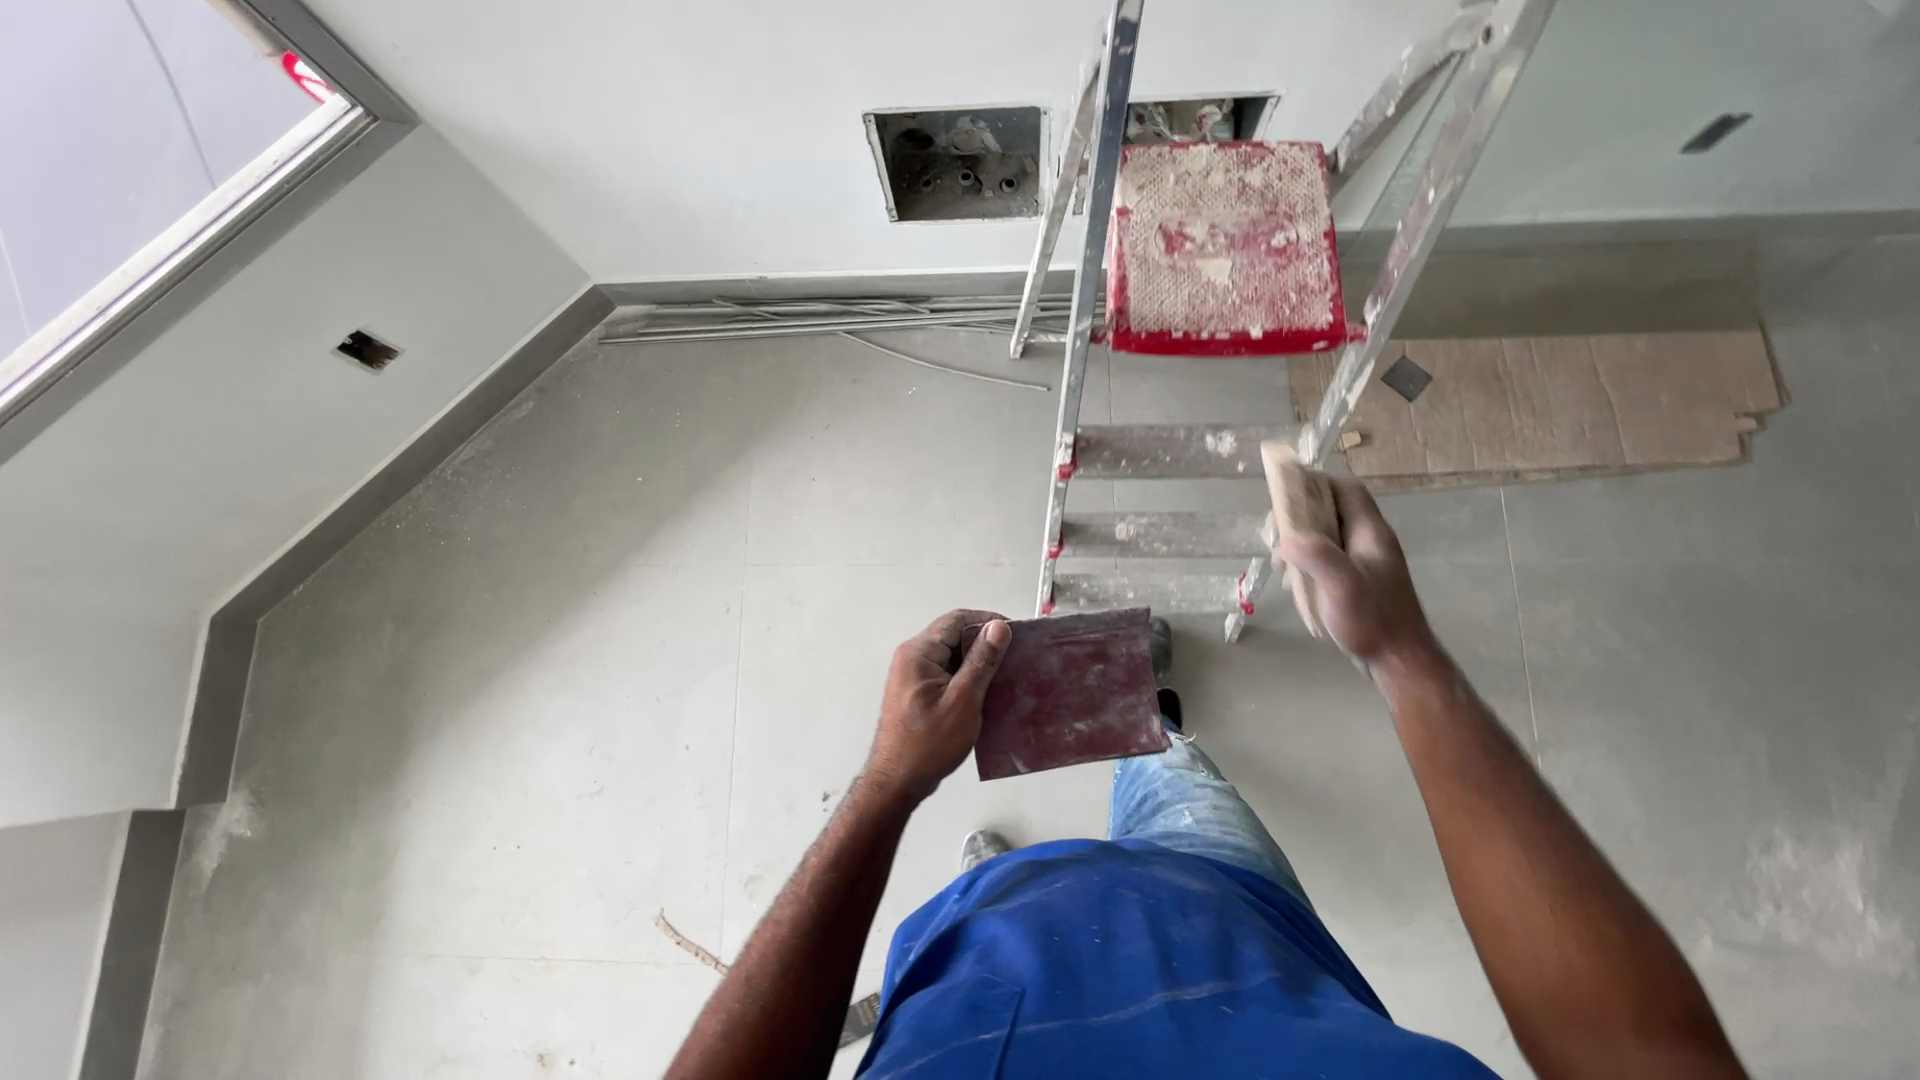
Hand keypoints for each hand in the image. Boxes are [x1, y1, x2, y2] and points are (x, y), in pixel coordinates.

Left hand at [864, 609, 1011, 801]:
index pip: (957, 620)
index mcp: (918, 652)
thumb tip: (998, 626)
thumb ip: (981, 661)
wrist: (898, 781)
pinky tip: (988, 689)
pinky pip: (946, 672)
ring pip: (951, 655)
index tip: (1016, 635)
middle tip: (1015, 655)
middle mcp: (911, 656)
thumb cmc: (930, 743)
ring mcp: (912, 675)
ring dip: (977, 660)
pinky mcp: (917, 692)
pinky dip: (966, 676)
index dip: (988, 621)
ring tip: (1006, 672)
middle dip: (984, 641)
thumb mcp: (963, 700)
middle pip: (953, 635)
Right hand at [1275, 478, 1437, 668]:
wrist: (1399, 660)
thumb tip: (1285, 537)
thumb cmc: (1373, 620)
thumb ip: (1316, 555)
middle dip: (1300, 518)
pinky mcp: (1357, 581)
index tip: (1286, 495)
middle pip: (1332, 511)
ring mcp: (1364, 562)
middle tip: (1276, 538)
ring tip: (1281, 563)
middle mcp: (1369, 541)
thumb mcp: (1342, 585)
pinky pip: (1327, 558)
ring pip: (1327, 535)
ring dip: (1300, 542)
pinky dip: (1306, 562)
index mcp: (1371, 533)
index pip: (1347, 490)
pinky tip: (1294, 581)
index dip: (1317, 484)